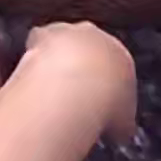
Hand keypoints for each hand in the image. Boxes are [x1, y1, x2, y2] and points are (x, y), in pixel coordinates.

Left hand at [21, 22, 136, 140]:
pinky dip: (37, 59)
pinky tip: (36, 81)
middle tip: (76, 97)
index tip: (100, 106)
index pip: (115, 68)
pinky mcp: (41, 32)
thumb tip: (114, 130)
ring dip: (58, 61)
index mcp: (120, 54)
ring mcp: (66, 31)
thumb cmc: (106, 105)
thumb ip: (120, 120)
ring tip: (54, 92)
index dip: (106, 89)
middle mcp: (94, 36)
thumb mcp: (124, 124)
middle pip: (87, 49)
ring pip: (61, 42)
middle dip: (82, 68)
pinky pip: (38, 44)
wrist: (76, 88)